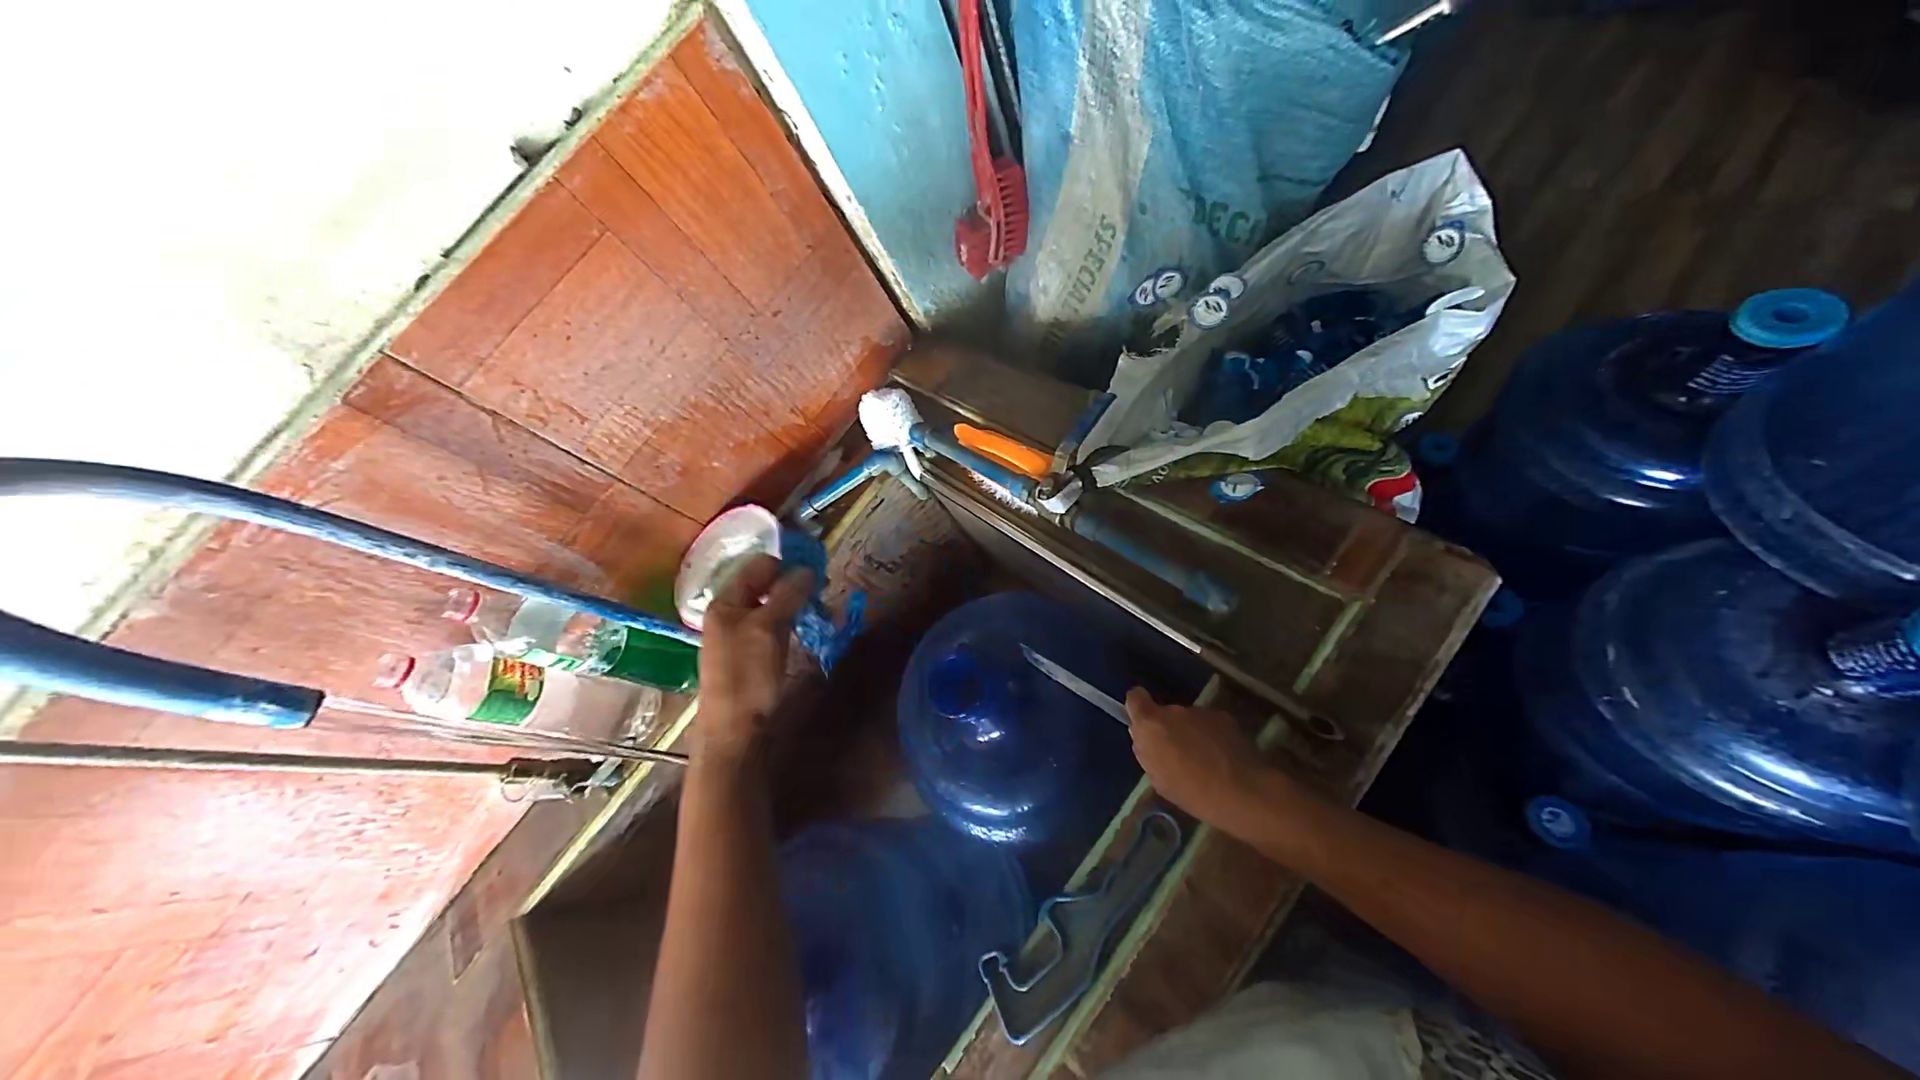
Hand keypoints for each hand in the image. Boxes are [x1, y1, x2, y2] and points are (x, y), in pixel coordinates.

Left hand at [696, 554, 812, 758]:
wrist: (734, 733)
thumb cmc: (747, 676)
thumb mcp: (768, 628)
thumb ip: (787, 594)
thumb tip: (808, 569)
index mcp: (725, 601)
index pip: (758, 565)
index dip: (787, 565)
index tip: (817, 576)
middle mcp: (729, 614)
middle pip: (764, 585)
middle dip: (793, 585)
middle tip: (822, 595)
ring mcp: (738, 635)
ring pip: (771, 606)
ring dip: (794, 604)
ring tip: (818, 613)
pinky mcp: (749, 655)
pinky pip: (772, 626)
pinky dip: (789, 622)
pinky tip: (802, 631)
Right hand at [1126, 688, 1280, 827]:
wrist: (1242, 792)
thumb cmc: (1191, 791)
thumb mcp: (1158, 778)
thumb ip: (1147, 751)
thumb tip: (1146, 738)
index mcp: (1151, 724)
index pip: (1135, 697)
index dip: (1138, 707)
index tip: (1144, 723)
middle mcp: (1174, 710)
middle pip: (1165, 713)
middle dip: (1169, 729)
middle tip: (1178, 755)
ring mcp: (1201, 712)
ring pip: (1189, 720)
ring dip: (1191, 733)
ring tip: (1204, 760)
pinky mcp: (1225, 717)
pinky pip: (1210, 724)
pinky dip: (1212, 736)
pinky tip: (1223, 758)